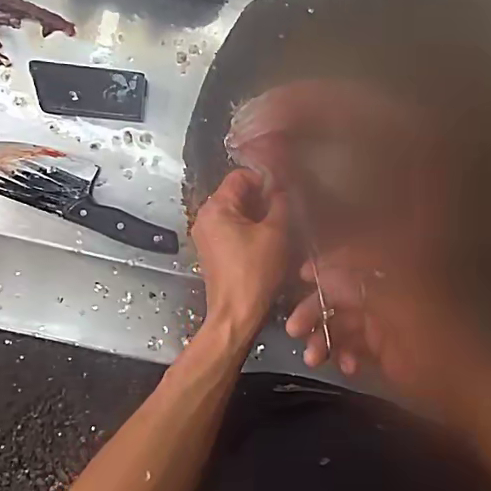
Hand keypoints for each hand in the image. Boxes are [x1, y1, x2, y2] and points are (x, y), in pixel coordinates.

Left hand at [190, 168, 290, 335]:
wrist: (236, 314)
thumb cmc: (255, 274)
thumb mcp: (276, 232)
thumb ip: (280, 203)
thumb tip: (282, 188)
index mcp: (215, 207)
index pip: (240, 176)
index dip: (264, 180)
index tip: (284, 193)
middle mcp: (205, 218)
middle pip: (237, 194)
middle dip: (262, 199)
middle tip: (285, 212)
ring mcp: (206, 235)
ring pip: (236, 212)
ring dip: (259, 216)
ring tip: (279, 229)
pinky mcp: (213, 251)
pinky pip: (232, 230)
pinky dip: (250, 231)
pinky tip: (268, 244)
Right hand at [284, 244, 490, 407]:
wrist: (476, 399)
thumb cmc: (442, 350)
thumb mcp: (401, 314)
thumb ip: (361, 290)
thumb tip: (323, 273)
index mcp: (400, 278)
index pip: (360, 256)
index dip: (330, 263)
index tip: (303, 277)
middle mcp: (391, 295)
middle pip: (345, 291)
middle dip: (318, 308)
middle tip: (294, 329)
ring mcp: (389, 323)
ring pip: (345, 321)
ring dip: (326, 336)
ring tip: (314, 358)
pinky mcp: (386, 351)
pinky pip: (355, 345)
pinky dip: (344, 354)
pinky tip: (345, 368)